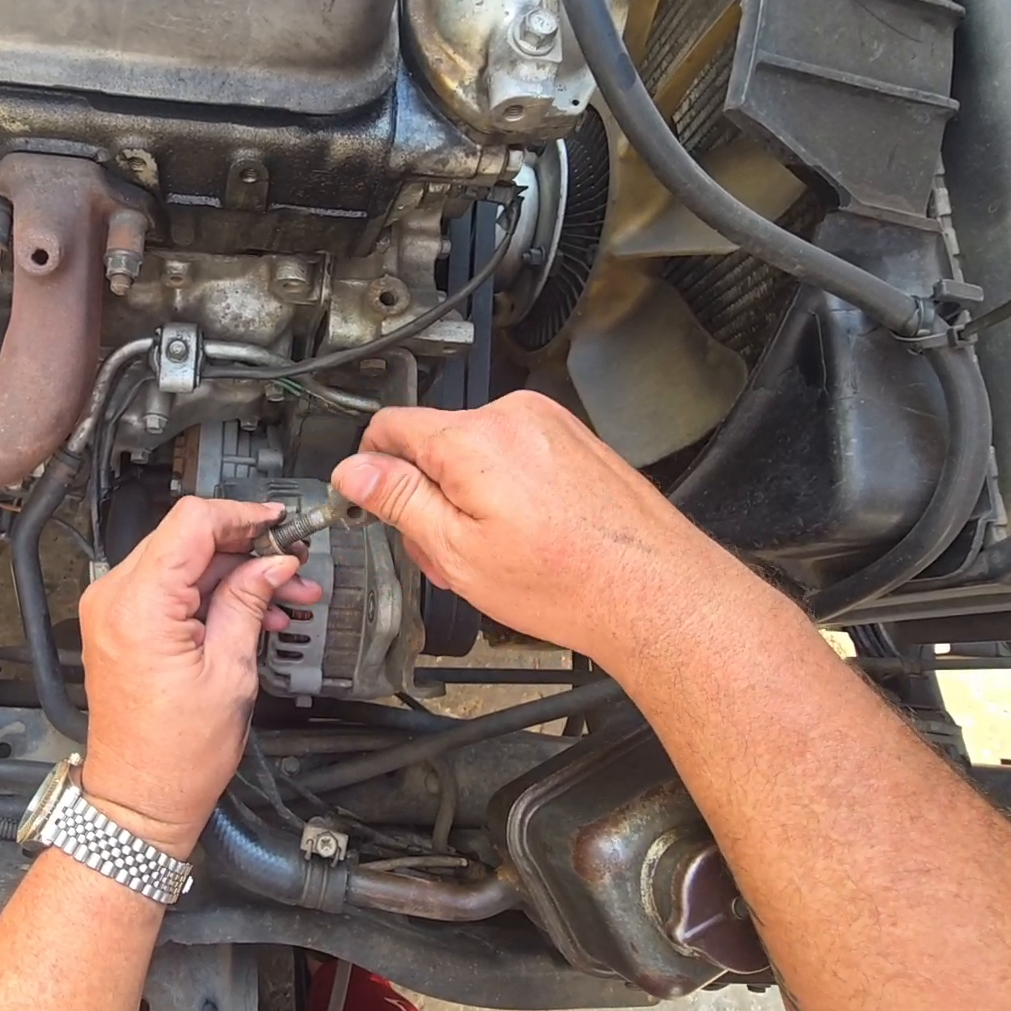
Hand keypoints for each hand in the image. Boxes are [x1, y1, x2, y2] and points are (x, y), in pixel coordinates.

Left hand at [76, 497, 322, 858]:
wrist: (138, 801)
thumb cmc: (175, 756)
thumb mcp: (230, 670)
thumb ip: (248, 600)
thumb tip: (273, 561)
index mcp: (140, 604)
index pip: (192, 522)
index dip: (242, 515)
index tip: (278, 523)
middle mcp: (116, 598)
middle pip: (187, 538)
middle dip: (246, 547)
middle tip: (291, 564)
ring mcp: (114, 610)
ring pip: (184, 562)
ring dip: (234, 573)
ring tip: (284, 595)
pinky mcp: (122, 624)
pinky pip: (170, 588)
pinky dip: (210, 592)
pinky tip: (252, 610)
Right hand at [330, 391, 794, 676]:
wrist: (656, 593)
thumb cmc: (566, 581)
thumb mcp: (457, 551)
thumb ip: (398, 501)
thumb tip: (353, 471)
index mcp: (473, 438)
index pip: (388, 426)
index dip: (371, 467)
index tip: (377, 501)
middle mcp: (512, 416)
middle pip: (431, 443)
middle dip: (424, 494)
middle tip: (443, 550)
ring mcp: (547, 424)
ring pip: (469, 452)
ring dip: (461, 497)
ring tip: (488, 551)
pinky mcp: (570, 440)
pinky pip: (509, 454)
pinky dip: (498, 491)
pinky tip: (519, 536)